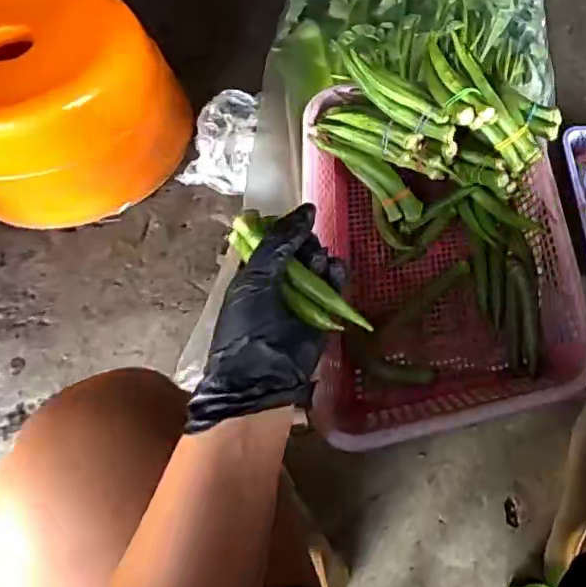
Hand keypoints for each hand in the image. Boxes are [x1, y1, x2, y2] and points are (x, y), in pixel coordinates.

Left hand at [186, 204, 332, 432]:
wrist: (263, 376)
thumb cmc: (248, 326)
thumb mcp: (255, 280)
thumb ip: (278, 244)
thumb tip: (307, 210)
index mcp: (257, 271)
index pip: (277, 238)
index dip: (289, 228)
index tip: (301, 222)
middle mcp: (281, 279)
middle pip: (303, 247)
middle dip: (308, 244)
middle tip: (307, 252)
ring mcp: (305, 293)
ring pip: (322, 261)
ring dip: (322, 259)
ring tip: (318, 266)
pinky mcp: (326, 307)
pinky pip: (337, 281)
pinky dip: (338, 273)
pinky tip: (334, 272)